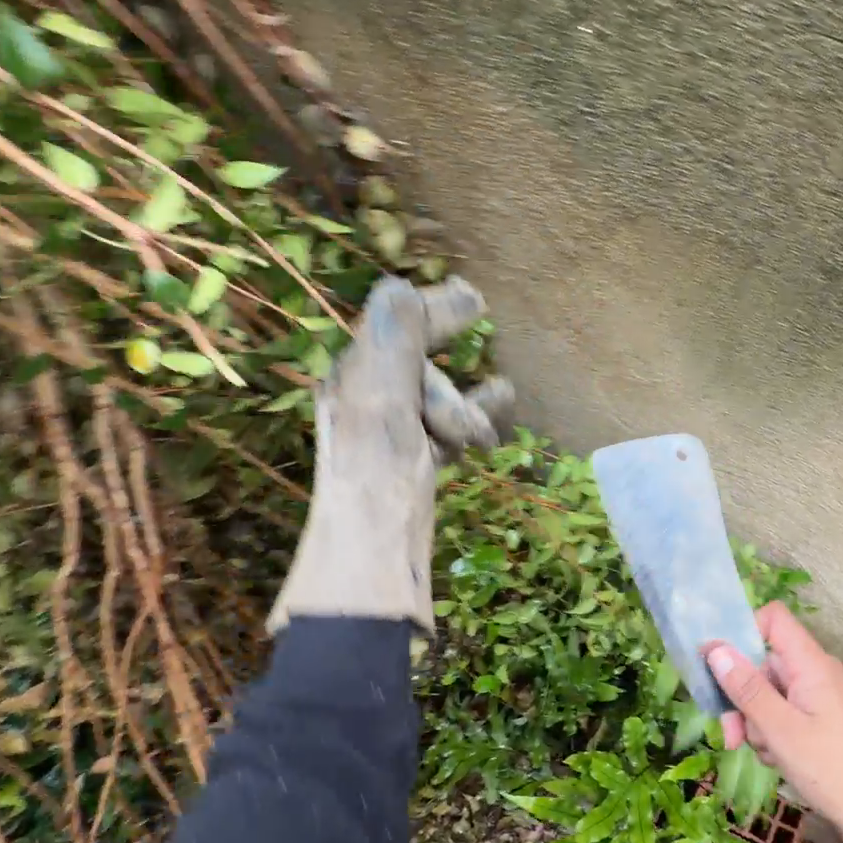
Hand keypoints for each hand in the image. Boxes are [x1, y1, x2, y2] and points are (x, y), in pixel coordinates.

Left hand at [269, 276, 509, 632]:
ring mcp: (395, 436)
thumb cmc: (378, 478)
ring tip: (476, 433)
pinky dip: (472, 427)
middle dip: (447, 357)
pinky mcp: (417, 465)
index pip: (395, 329)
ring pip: (441, 398)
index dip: (433, 309)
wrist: (375, 558)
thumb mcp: (383, 400)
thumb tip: (401, 284)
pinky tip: (488, 438)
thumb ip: (394, 342)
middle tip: (478, 311)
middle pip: (420, 361)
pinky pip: (449, 430)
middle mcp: (370, 403)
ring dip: (464, 407)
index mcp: (354, 381)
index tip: (474, 297)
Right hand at [703, 603, 842, 830]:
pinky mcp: (818, 716)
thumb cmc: (827, 768)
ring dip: (755, 721)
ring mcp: (818, 694)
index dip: (742, 631)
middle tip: (730, 737)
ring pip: (768, 692)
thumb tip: (715, 649)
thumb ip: (747, 688)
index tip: (714, 663)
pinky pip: (782, 710)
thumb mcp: (779, 729)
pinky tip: (776, 758)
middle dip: (741, 697)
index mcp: (812, 663)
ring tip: (763, 753)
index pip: (773, 619)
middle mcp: (816, 671)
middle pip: (763, 664)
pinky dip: (771, 732)